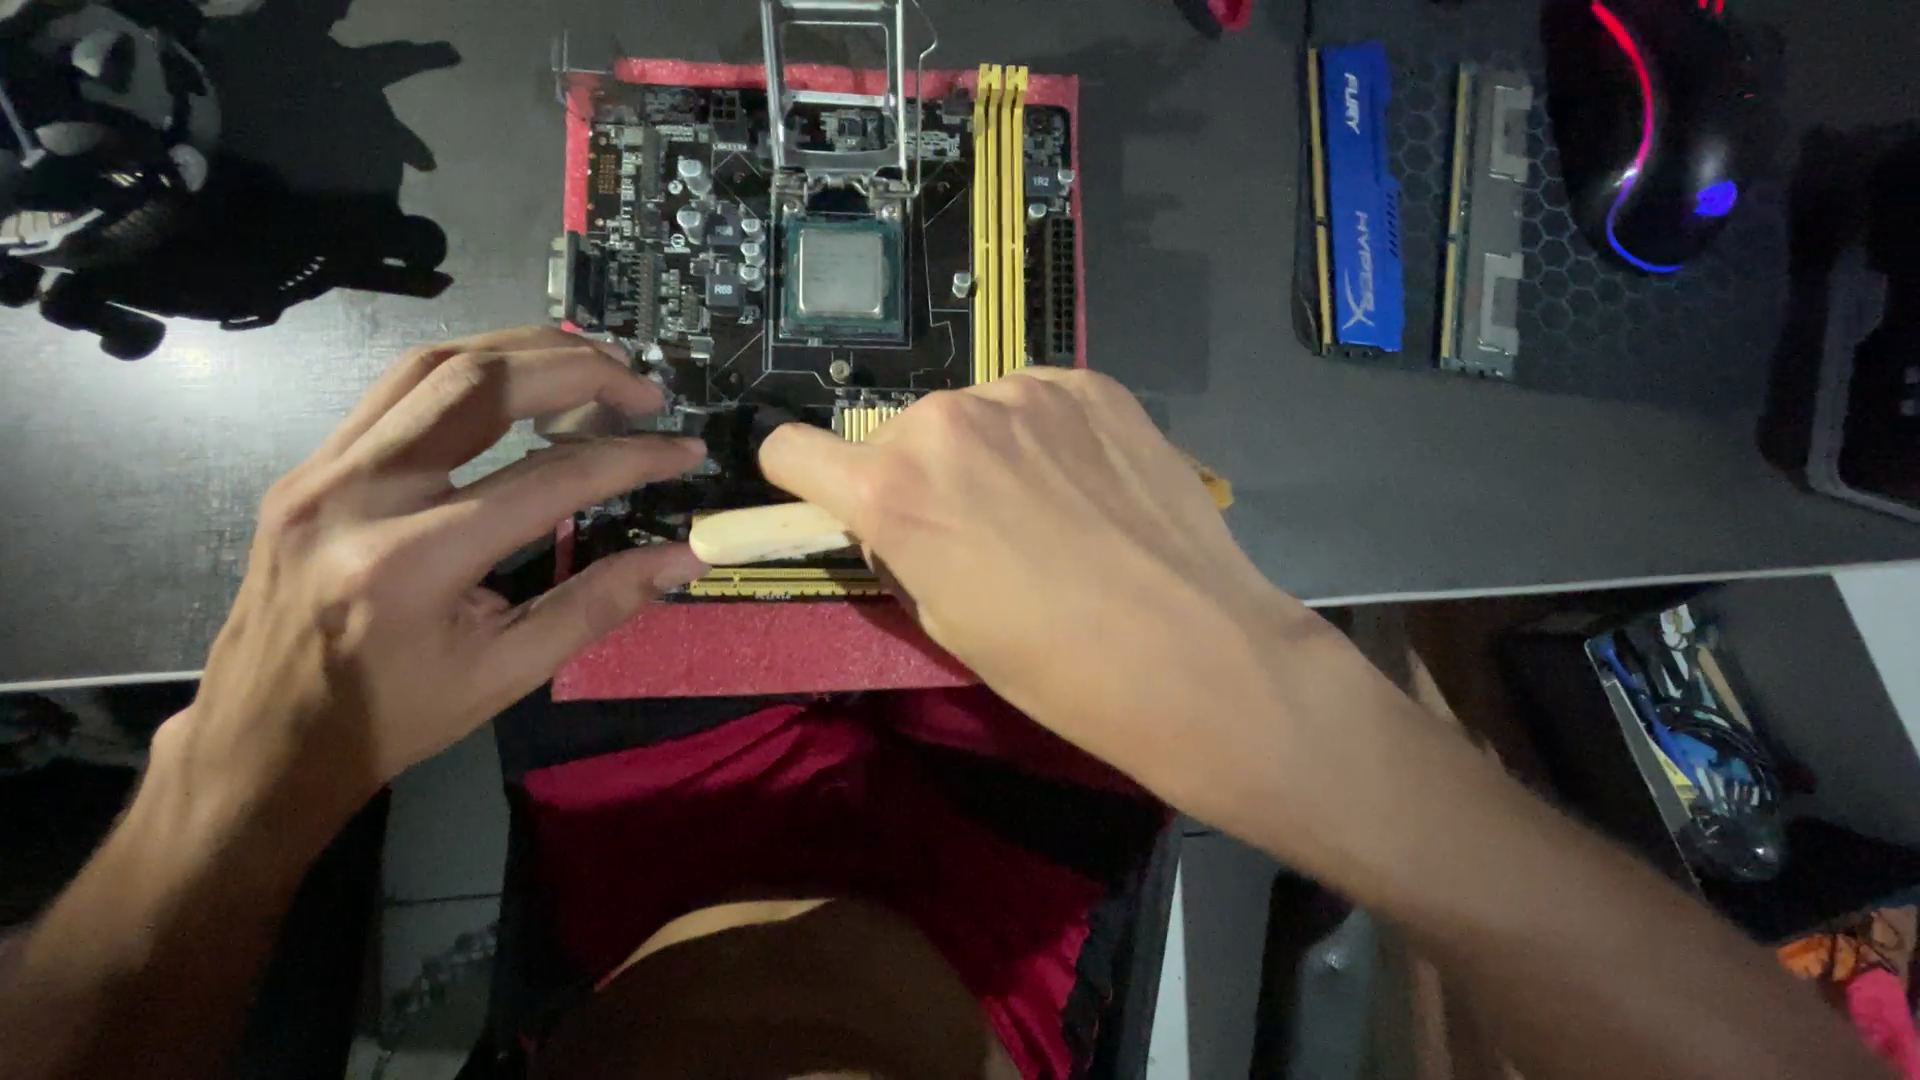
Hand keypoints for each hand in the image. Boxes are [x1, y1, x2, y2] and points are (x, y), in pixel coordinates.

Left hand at [163, 327, 705, 832]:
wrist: (267, 734)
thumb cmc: (397, 714)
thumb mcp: (509, 671)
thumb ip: (601, 603)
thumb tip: (684, 558)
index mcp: (413, 561)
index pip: (548, 478)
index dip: (631, 457)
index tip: (685, 449)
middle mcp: (357, 494)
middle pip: (481, 387)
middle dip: (579, 372)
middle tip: (644, 386)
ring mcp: (322, 469)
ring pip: (435, 366)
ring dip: (526, 351)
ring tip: (595, 363)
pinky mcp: (313, 464)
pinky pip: (401, 387)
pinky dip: (476, 368)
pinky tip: (522, 379)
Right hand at [757, 369, 1331, 811]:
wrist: (1191, 650)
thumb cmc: (1054, 665)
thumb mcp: (944, 622)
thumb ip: (901, 549)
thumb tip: (898, 520)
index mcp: (895, 490)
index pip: (794, 451)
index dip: (802, 476)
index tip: (826, 493)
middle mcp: (948, 422)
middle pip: (899, 436)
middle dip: (921, 476)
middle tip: (979, 530)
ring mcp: (1026, 393)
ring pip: (971, 415)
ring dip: (985, 451)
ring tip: (1048, 509)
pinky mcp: (1092, 385)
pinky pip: (1036, 402)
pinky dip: (1044, 435)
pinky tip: (1089, 484)